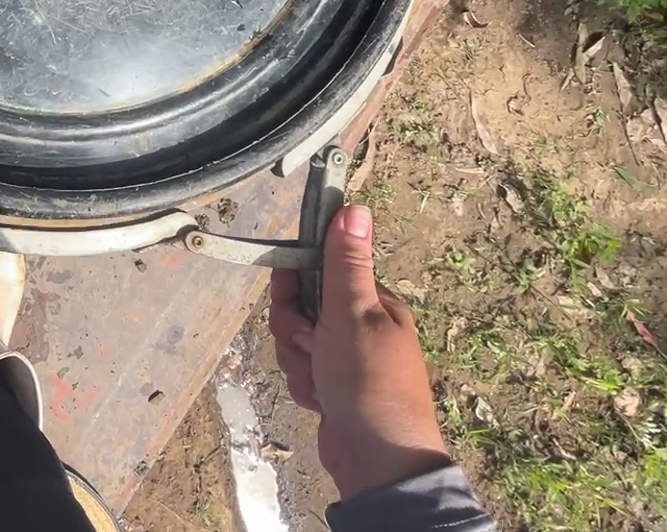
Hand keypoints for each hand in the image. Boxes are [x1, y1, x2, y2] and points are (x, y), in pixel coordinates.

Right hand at [269, 205, 450, 499]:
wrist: (377, 460)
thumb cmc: (369, 379)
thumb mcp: (353, 312)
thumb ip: (346, 262)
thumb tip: (355, 207)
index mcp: (372, 303)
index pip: (316, 272)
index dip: (294, 284)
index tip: (289, 297)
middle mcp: (360, 326)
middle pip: (299, 306)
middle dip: (294, 329)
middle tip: (310, 346)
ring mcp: (346, 357)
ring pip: (294, 339)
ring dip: (297, 359)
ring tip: (318, 380)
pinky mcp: (333, 385)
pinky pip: (299, 368)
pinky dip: (303, 382)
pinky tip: (319, 398)